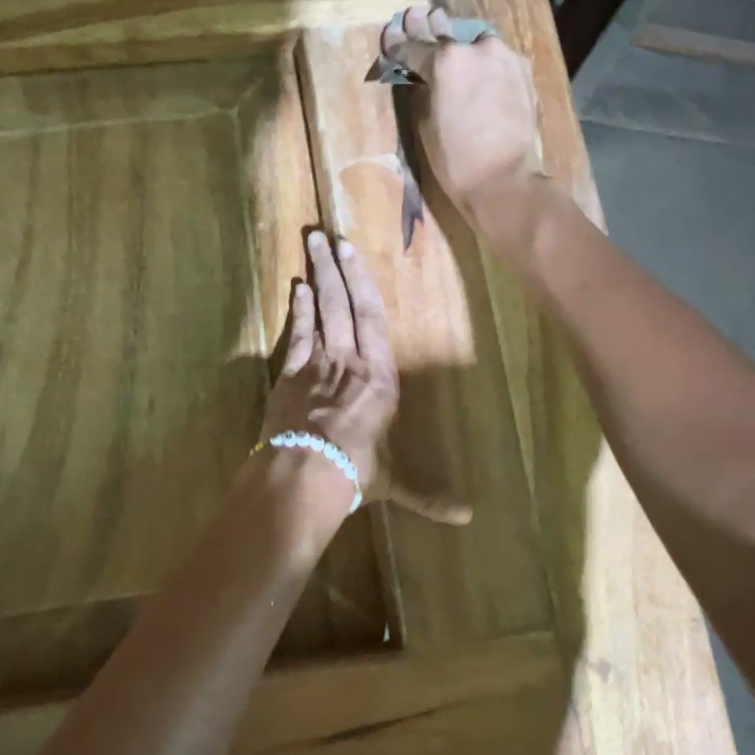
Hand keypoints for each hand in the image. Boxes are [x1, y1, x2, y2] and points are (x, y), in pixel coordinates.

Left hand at [260, 229, 470, 527]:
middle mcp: (350, 361)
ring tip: (309, 244)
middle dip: (335, 268)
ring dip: (315, 277)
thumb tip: (465, 519)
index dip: (363, 284)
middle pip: (343, 304)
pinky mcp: (289, 374)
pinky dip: (296, 311)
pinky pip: (296, 334)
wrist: (307, 471)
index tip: (353, 255)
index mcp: (380, 379)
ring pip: (319, 310)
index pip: (373, 320)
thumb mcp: (391, 482)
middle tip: (324, 235)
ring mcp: (317, 363)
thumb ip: (425, 496)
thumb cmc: (355, 472)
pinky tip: (296, 290)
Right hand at [381, 5, 541, 212]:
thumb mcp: (424, 124)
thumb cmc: (454, 158)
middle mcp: (476, 48)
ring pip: (476, 43)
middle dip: (428, 28)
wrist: (504, 178)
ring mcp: (503, 56)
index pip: (413, 47)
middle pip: (445, 34)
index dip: (398, 42)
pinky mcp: (523, 70)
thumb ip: (422, 91)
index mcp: (445, 61)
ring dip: (462, 45)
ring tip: (450, 41)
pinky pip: (497, 58)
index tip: (390, 31)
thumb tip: (423, 78)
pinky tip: (478, 65)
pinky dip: (484, 60)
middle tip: (416, 15)